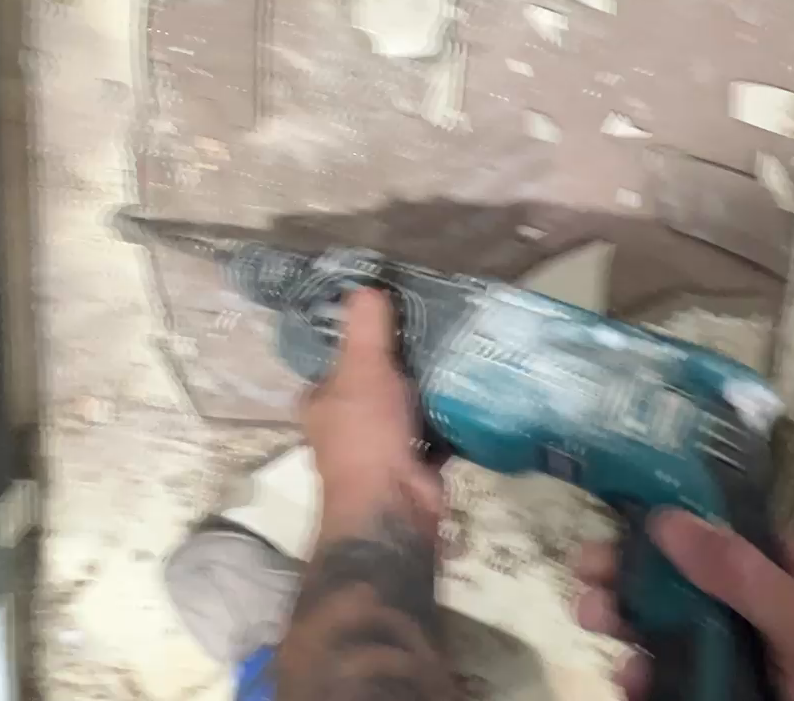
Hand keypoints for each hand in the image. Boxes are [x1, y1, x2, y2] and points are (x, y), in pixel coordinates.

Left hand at [301, 288, 445, 541]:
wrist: (394, 508)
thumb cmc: (366, 434)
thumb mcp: (361, 369)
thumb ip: (365, 327)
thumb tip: (366, 285)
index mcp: (322, 400)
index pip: (337, 356)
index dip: (360, 332)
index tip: (392, 307)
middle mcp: (347, 422)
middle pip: (376, 376)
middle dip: (401, 357)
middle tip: (434, 321)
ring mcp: (382, 443)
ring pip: (406, 400)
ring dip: (428, 382)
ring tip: (457, 343)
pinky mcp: (416, 458)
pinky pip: (435, 424)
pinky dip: (450, 409)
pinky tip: (471, 382)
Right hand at [573, 510, 793, 700]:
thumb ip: (747, 575)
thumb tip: (665, 514)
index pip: (734, 535)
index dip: (678, 519)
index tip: (623, 516)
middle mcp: (777, 626)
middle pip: (694, 584)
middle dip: (638, 574)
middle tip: (585, 573)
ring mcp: (757, 678)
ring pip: (680, 636)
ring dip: (631, 624)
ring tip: (591, 621)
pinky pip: (682, 688)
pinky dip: (646, 680)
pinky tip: (625, 683)